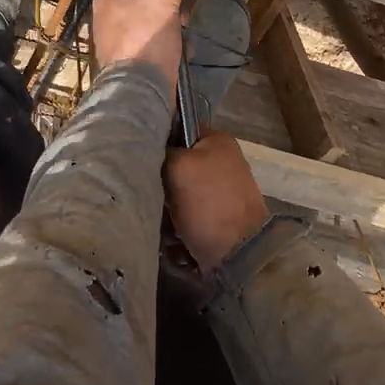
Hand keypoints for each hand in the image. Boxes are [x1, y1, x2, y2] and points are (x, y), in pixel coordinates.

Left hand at [90, 0, 195, 90]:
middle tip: (184, 13)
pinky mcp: (133, 62)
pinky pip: (156, 45)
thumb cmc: (145, 36)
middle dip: (171, 3)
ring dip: (175, 27)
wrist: (139, 91)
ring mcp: (120, 41)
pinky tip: (182, 55)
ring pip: (155, 22)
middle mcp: (109, 17)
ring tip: (184, 36)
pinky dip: (171, 47)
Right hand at [165, 131, 268, 271]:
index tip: (144, 161)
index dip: (159, 144)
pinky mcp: (219, 217)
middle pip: (177, 165)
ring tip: (163, 225)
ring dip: (168, 210)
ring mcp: (223, 190)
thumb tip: (152, 147)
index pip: (178, 129)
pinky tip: (174, 240)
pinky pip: (189, 215)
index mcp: (218, 139)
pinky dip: (179, 226)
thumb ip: (163, 149)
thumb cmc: (208, 202)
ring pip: (179, 193)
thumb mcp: (178, 165)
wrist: (239, 254)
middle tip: (155, 198)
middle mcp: (223, 160)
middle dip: (162, 185)